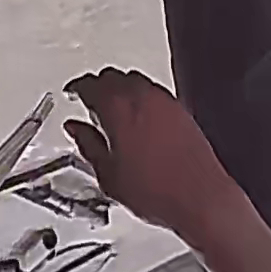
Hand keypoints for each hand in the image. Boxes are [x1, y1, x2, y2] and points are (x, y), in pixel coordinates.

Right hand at [65, 68, 241, 234]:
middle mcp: (139, 94)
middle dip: (97, 86)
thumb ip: (88, 144)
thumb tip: (76, 129)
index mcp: (117, 106)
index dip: (77, 88)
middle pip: (111, 76)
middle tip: (89, 102)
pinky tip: (136, 118)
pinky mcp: (176, 104)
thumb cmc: (157, 189)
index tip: (73, 93)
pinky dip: (138, 95)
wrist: (198, 195)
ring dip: (118, 88)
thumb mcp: (108, 174)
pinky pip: (150, 89)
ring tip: (112, 111)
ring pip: (132, 79)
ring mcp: (161, 97)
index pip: (89, 85)